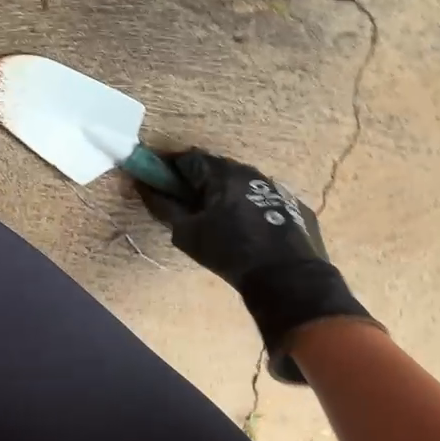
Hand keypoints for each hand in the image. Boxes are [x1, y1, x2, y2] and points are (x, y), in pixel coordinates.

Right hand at [137, 149, 377, 382]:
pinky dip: (250, 206)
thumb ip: (163, 205)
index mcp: (222, 174)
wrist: (290, 281)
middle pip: (215, 169)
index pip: (187, 159)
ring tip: (219, 219)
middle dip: (198, 182)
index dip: (170, 171)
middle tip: (188, 205)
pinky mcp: (296, 206)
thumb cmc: (230, 253)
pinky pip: (264, 199)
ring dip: (225, 194)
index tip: (162, 186)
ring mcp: (277, 188)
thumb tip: (143, 186)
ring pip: (241, 183)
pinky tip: (248, 229)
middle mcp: (250, 173)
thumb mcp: (186, 233)